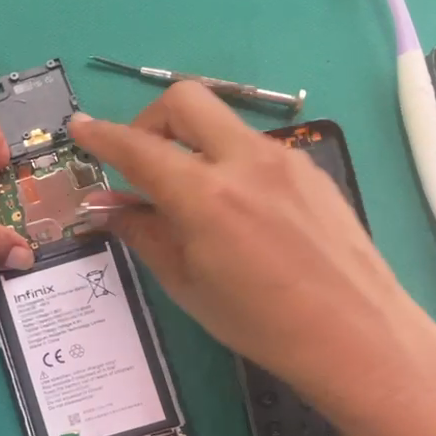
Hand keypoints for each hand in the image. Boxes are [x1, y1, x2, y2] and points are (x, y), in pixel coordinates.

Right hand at [71, 83, 435, 426]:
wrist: (356, 334)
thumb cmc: (258, 323)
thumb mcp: (186, 284)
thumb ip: (143, 233)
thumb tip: (104, 206)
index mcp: (206, 196)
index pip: (139, 148)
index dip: (101, 136)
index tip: (79, 128)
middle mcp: (245, 161)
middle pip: (185, 101)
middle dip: (150, 120)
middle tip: (141, 162)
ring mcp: (284, 160)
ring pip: (222, 124)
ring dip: (191, 143)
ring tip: (187, 198)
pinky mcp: (309, 170)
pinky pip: (253, 148)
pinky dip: (225, 161)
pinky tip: (234, 211)